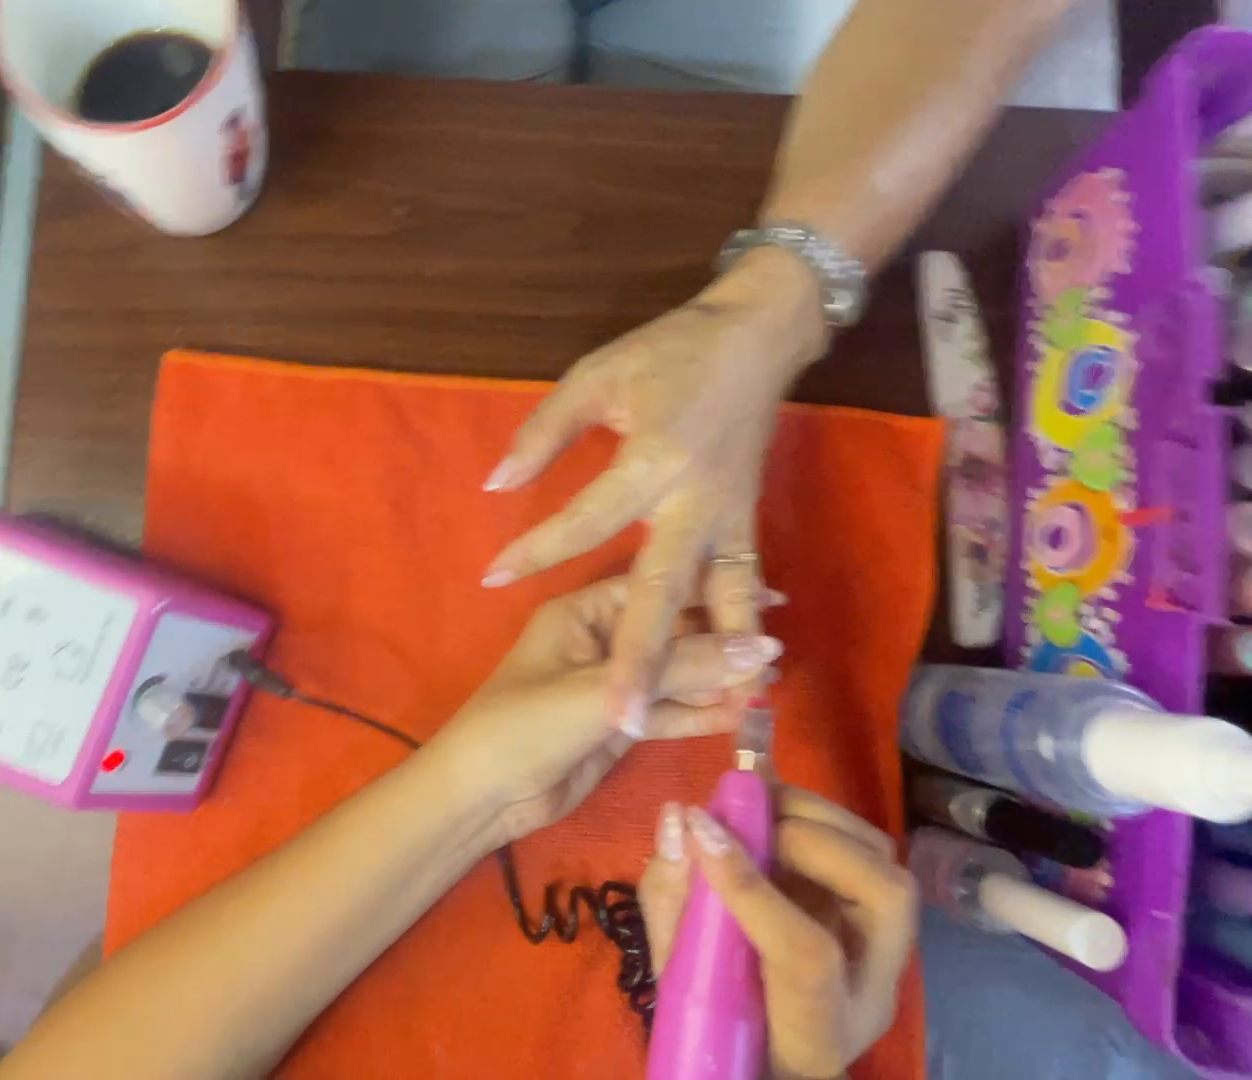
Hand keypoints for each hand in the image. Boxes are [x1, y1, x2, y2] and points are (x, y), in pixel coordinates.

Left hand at [427, 578, 779, 843]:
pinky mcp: (621, 726)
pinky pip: (669, 712)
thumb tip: (762, 647)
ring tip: (773, 685)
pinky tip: (744, 715)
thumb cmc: (527, 725)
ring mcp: (613, 685)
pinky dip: (702, 714)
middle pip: (670, 634)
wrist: (485, 796)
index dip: (707, 594)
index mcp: (583, 613)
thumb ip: (678, 671)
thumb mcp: (601, 693)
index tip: (765, 597)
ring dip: (717, 683)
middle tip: (779, 649)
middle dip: (720, 643)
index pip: (654, 591)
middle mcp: (602, 642)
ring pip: (675, 677)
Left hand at [482, 249, 827, 735]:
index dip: (537, 548)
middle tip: (619, 717)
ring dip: (717, 659)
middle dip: (642, 658)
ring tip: (721, 717)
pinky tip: (752, 673)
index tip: (493, 578)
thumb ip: (546, 433)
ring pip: (721, 600)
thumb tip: (496, 483)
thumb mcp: (597, 377)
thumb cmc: (669, 352)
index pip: (586, 520)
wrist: (758, 333)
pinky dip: (748, 626)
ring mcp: (728, 518)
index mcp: (651, 462)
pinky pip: (746, 583)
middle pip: (662, 591)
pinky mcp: (748, 522)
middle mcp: (693, 503)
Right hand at [638, 790, 917, 1079]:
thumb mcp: (674, 973)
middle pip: (882, 896)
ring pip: (883, 861)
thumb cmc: (715, 1023)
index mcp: (813, 1034)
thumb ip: (672, 900)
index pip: (805, 958)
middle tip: (735, 813)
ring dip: (813, 815)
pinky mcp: (878, 913)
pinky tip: (768, 814)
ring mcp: (886, 951)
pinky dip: (815, 817)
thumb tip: (678, 816)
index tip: (697, 831)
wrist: (773, 1053)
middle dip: (803, 834)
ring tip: (751, 806)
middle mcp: (870, 991)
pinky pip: (865, 847)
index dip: (750, 887)